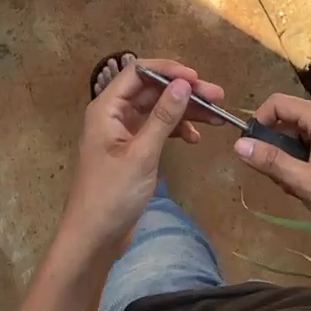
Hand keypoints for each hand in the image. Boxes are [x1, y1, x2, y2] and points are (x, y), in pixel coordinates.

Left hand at [58, 58, 223, 259]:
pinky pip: (158, 129)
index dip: (168, 71)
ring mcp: (123, 132)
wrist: (92, 239)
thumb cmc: (111, 195)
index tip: (197, 79)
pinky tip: (194, 138)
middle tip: (217, 96)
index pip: (138, 72)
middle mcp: (114, 114)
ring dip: (186, 111)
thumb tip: (184, 84)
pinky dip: (177, 130)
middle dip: (184, 91)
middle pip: (152, 90)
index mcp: (107, 108)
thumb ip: (163, 117)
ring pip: (158, 109)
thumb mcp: (142, 155)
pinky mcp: (132, 150)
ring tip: (216, 117)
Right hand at [233, 94, 310, 249]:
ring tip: (295, 189)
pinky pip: (310, 151)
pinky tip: (307, 191)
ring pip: (296, 138)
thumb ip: (271, 161)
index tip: (250, 151)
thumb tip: (238, 144)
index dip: (258, 122)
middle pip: (286, 120)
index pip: (276, 103)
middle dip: (273, 147)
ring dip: (287, 161)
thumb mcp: (305, 182)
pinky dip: (301, 167)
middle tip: (277, 178)